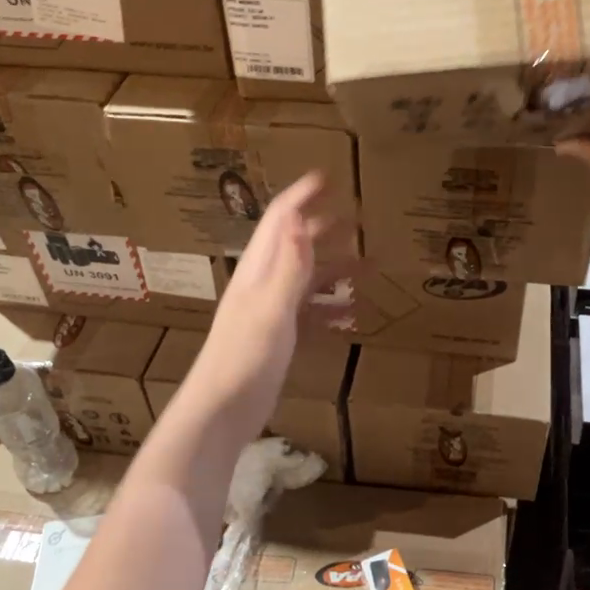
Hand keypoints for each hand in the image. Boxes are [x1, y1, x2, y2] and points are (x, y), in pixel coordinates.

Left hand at [188, 172, 351, 439]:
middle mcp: (263, 283)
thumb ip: (288, 265)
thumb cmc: (244, 358)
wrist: (220, 412)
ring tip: (368, 259)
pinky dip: (330, 304)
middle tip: (358, 214)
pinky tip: (352, 311)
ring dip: (334, 264)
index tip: (328, 176)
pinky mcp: (277, 337)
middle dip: (324, 225)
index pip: (280, 221)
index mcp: (258, 270)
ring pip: (306, 277)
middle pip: (295, 243)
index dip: (301, 196)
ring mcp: (270, 311)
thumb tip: (300, 217)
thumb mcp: (270, 309)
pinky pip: (309, 311)